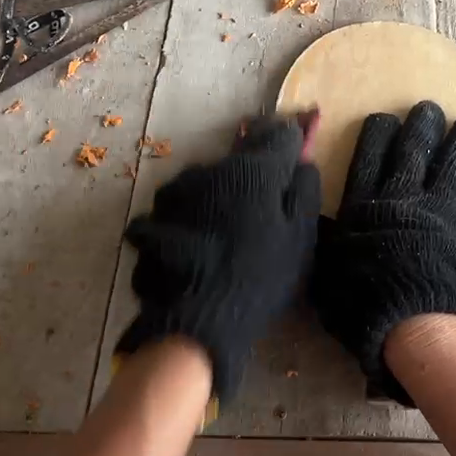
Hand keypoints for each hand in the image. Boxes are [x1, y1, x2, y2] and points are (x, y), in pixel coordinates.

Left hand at [116, 116, 319, 408]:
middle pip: (239, 164)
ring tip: (221, 241)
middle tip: (258, 216)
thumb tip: (304, 161)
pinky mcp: (150, 219)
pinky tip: (194, 253)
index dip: (290, 143)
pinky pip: (180, 214)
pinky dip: (188, 225)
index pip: (279, 136)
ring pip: (206, 187)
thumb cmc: (260, 276)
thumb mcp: (300, 237)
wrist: (195, 319)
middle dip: (249, 180)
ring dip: (214, 202)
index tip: (294, 157)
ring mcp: (176, 193)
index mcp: (254, 169)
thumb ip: (304, 191)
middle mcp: (212, 168)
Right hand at [309, 101, 455, 404]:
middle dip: (422, 126)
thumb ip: (326, 237)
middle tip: (429, 108)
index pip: (369, 157)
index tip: (384, 117)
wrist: (410, 320)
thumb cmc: (360, 301)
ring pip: (455, 165)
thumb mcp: (327, 267)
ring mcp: (440, 211)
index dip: (377, 134)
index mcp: (365, 204)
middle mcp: (403, 197)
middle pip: (413, 150)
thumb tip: (314, 221)